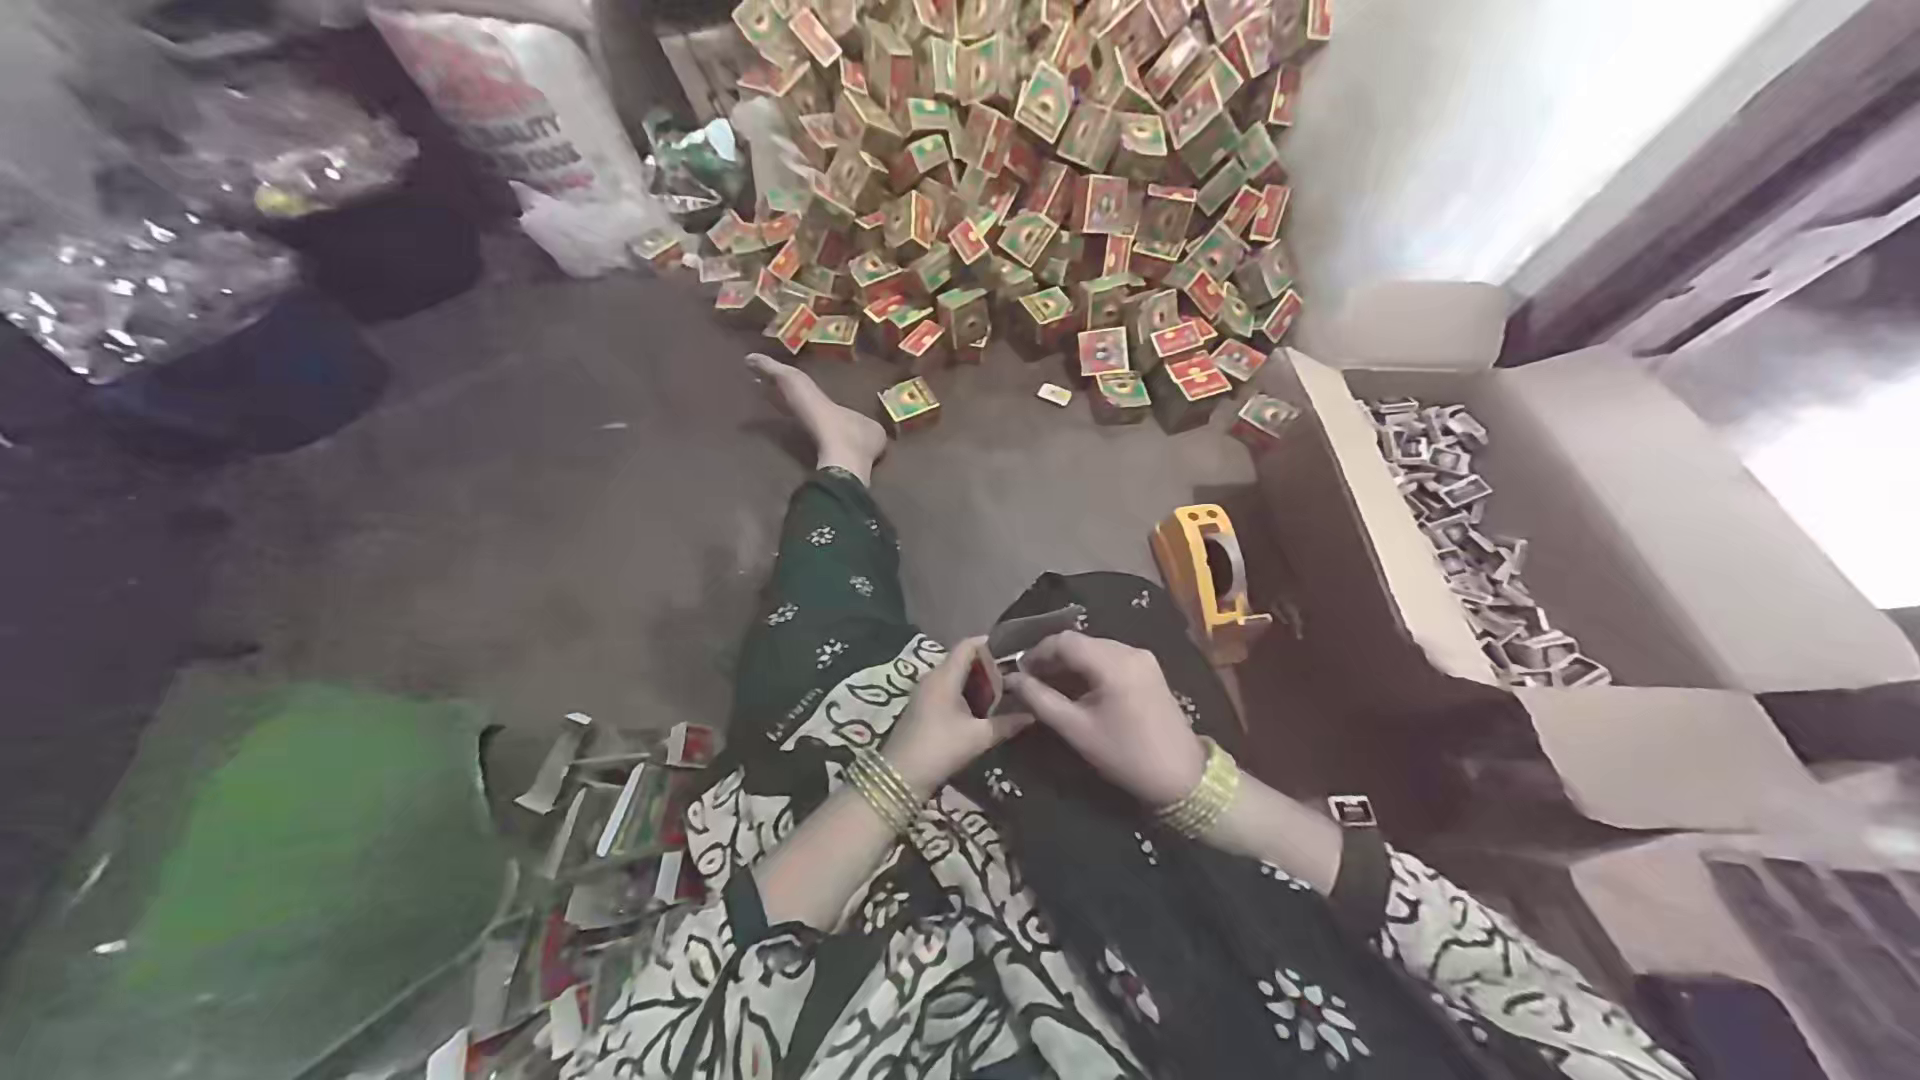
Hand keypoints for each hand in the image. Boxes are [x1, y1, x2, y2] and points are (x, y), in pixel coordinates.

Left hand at [883, 637, 1032, 793]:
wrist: (901, 775)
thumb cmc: (941, 748)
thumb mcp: (979, 737)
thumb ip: (1007, 723)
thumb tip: (1032, 714)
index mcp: (945, 676)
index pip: (968, 645)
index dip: (989, 644)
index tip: (1011, 651)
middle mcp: (933, 677)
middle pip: (961, 659)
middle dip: (986, 666)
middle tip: (1011, 676)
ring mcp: (924, 691)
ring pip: (953, 675)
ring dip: (974, 681)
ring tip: (999, 692)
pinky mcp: (920, 705)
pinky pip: (945, 688)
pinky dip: (963, 691)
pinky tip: (978, 708)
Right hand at [1004, 631, 1205, 806]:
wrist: (1183, 777)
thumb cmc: (1126, 755)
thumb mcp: (1077, 730)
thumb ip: (1041, 700)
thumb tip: (1012, 681)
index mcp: (1114, 662)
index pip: (1064, 640)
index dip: (1036, 653)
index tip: (1019, 674)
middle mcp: (1130, 650)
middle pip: (1080, 642)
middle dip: (1051, 659)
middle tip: (1030, 683)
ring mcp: (1142, 658)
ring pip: (1094, 649)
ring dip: (1069, 664)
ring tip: (1049, 688)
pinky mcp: (1148, 670)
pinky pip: (1110, 658)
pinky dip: (1088, 669)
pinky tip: (1076, 690)